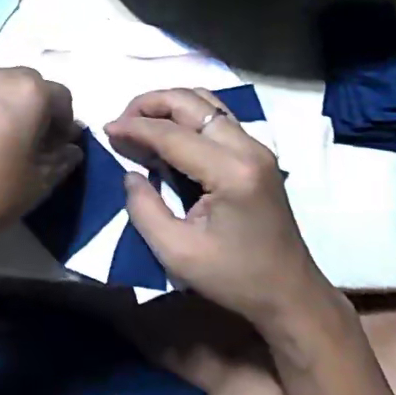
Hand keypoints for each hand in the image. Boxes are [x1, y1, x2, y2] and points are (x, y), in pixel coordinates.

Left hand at [0, 68, 81, 271]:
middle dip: (39, 110)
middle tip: (34, 144)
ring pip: (4, 89)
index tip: (57, 150)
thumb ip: (63, 158)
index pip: (62, 98)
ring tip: (5, 143)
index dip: (64, 125)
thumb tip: (69, 149)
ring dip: (13, 108)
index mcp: (30, 90)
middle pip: (32, 86)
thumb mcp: (40, 181)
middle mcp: (0, 77)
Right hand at [105, 89, 339, 329]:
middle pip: (191, 102)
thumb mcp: (177, 253)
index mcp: (232, 172)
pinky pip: (217, 117)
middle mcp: (248, 148)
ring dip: (169, 105)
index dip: (135, 127)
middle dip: (150, 104)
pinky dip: (187, 115)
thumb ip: (144, 209)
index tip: (106, 129)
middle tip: (120, 122)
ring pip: (206, 102)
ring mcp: (257, 147)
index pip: (173, 134)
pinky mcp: (257, 153)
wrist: (289, 292)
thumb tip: (130, 174)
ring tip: (140, 123)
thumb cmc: (234, 279)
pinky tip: (167, 134)